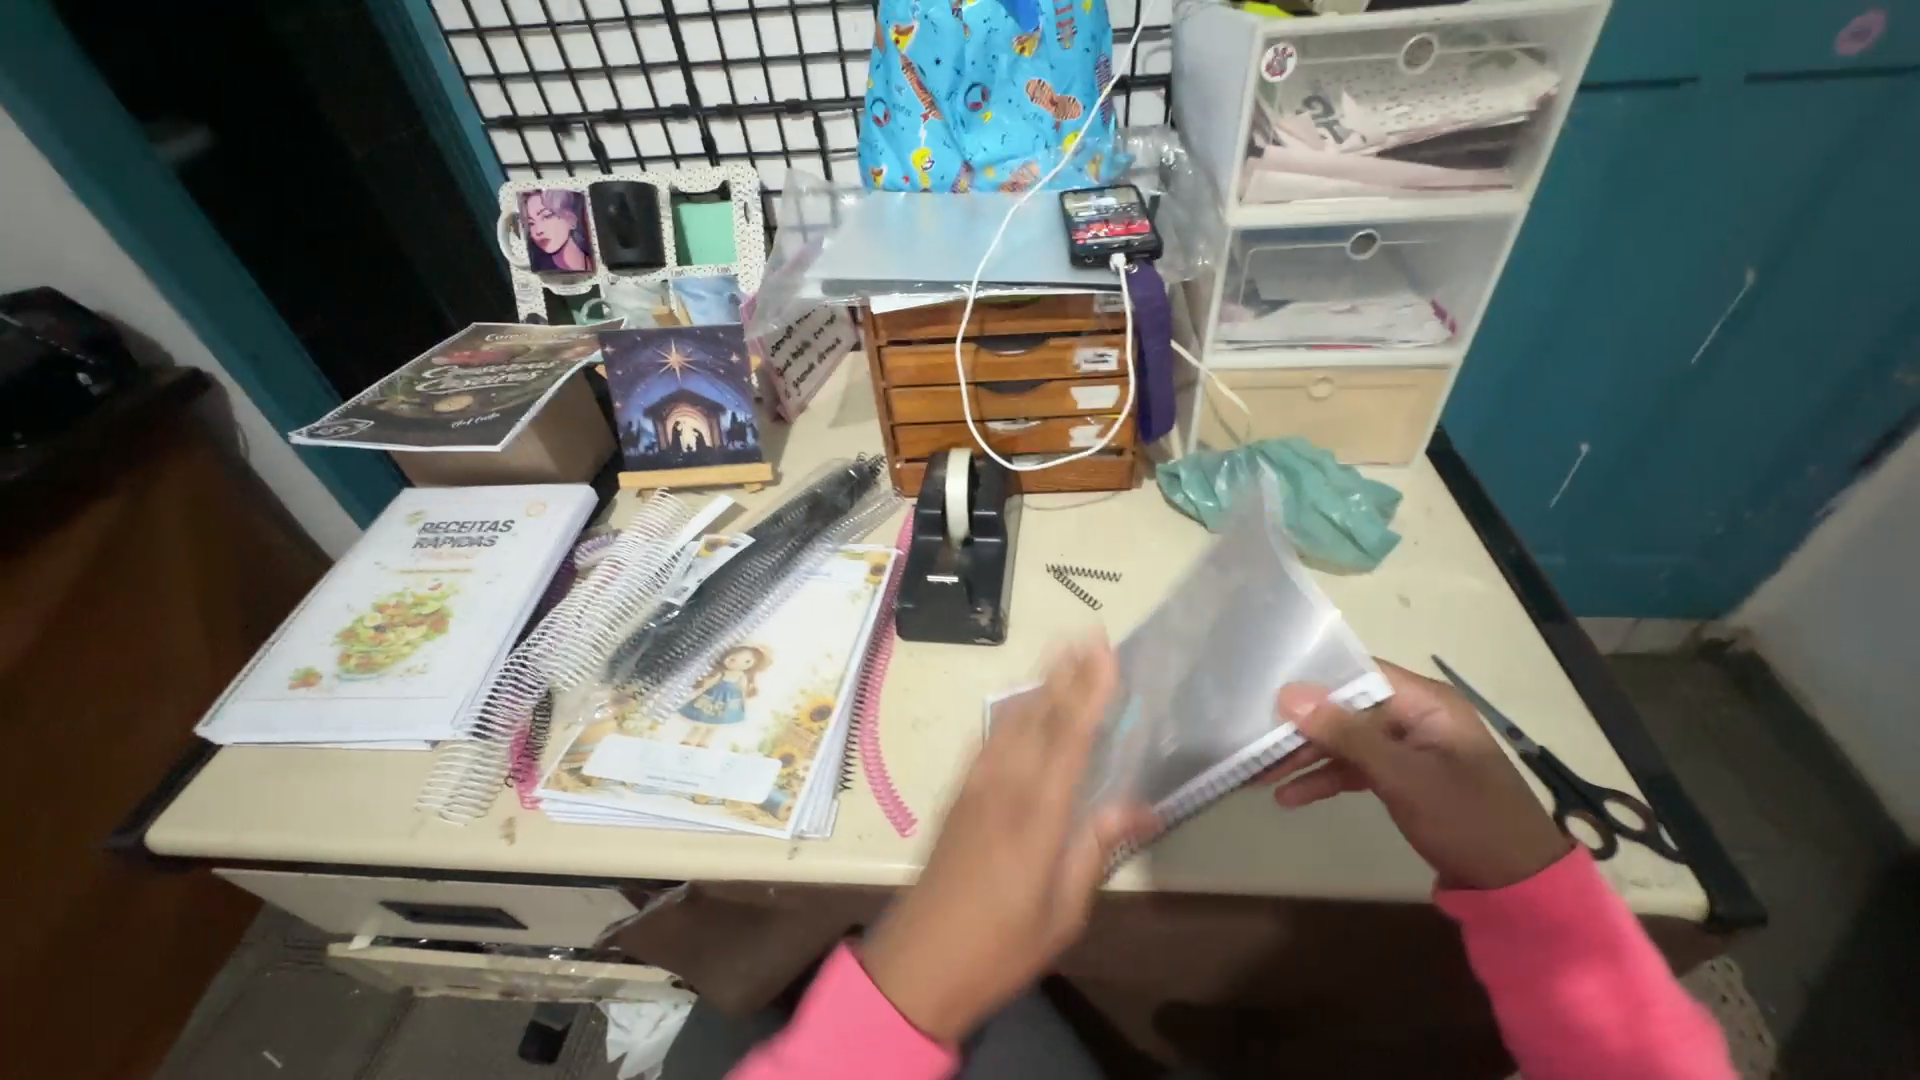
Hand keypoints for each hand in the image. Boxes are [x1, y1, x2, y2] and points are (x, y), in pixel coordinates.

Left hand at [859, 639, 1155, 1042]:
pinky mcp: (958, 794)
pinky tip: (1020, 703)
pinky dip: (1010, 711)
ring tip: (1061, 652)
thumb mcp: (1063, 911)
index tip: (1105, 654)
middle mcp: (1004, 788)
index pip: (1069, 739)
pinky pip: (988, 739)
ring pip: (1010, 720)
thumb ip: (1095, 849)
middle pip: (1038, 717)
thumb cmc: (1000, 947)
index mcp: (1036, 817)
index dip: (1089, 692)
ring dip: (1038, 683)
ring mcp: (975, 787)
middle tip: (1087, 633)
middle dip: (1065, 672)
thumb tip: (1141, 806)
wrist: (919, 963)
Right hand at [1261, 660, 1570, 890]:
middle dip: (1300, 728)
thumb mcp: (1403, 776)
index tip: (1265, 691)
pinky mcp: (1402, 777)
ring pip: (1344, 740)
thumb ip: (1346, 733)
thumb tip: (1287, 694)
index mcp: (1425, 702)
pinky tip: (1289, 797)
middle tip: (1252, 742)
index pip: (1358, 672)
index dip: (1312, 680)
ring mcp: (1407, 748)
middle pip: (1344, 709)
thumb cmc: (1467, 819)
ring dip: (1304, 757)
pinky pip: (1354, 768)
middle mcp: (1414, 716)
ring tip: (1258, 775)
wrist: (1516, 887)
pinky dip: (1324, 779)